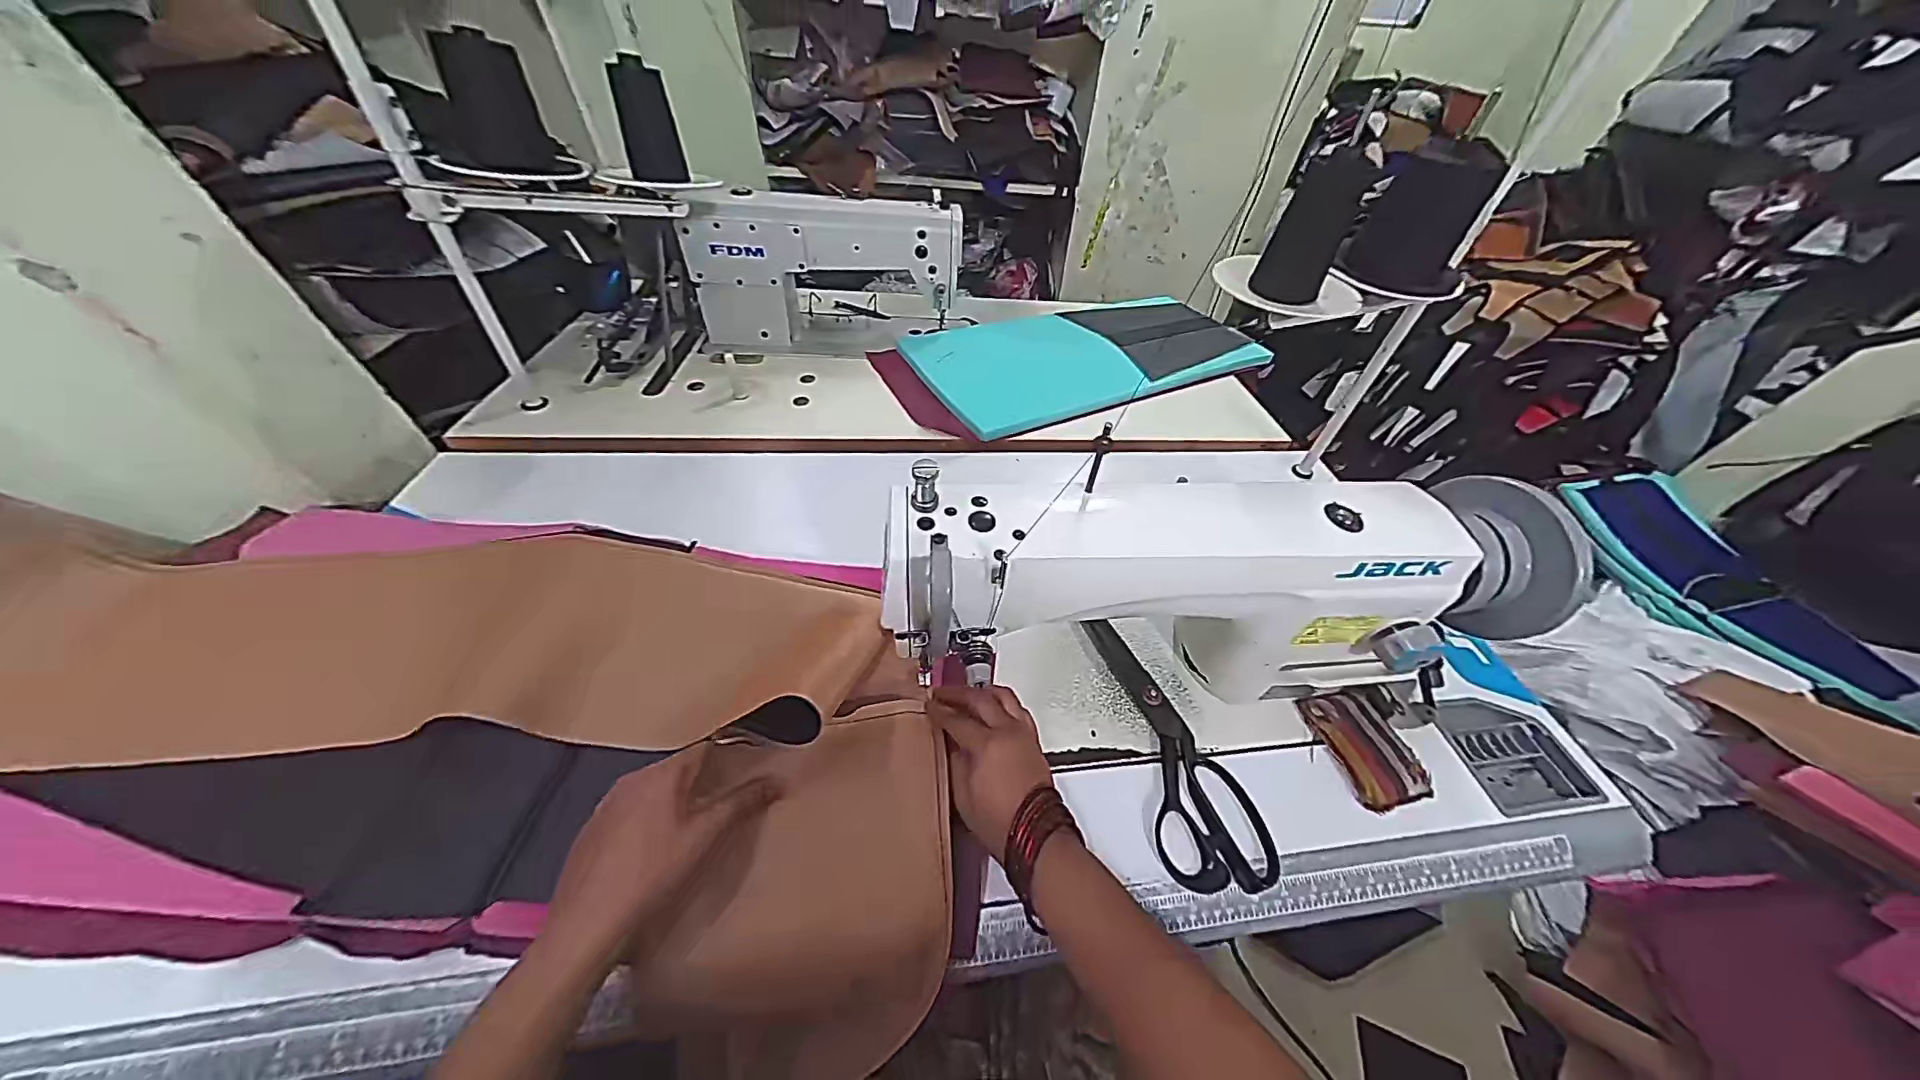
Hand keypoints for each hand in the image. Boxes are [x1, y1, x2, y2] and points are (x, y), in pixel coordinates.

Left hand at [542, 742, 778, 954]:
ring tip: (696, 822)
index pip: (702, 747)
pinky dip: (650, 815)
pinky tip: (656, 846)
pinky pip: (631, 808)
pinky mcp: (591, 829)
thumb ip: (740, 804)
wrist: (585, 926)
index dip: (728, 753)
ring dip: (676, 797)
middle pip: (677, 767)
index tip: (748, 766)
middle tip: (728, 797)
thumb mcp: (703, 839)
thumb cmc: (652, 875)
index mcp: (660, 775)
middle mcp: (630, 780)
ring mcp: (605, 804)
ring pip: (652, 788)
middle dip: (704, 777)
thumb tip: (774, 780)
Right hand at [931, 686, 1054, 855]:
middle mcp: (1008, 733)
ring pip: (1004, 698)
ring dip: (983, 692)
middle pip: (980, 699)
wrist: (1034, 834)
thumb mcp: (963, 795)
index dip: (940, 712)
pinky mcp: (1034, 741)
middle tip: (943, 693)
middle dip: (957, 694)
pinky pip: (1018, 710)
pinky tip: (997, 707)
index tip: (930, 706)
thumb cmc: (1002, 822)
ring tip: (970, 693)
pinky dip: (1004, 703)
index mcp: (987, 745)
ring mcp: (1024, 735)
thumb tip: (951, 744)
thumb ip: (955, 761)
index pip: (957, 719)